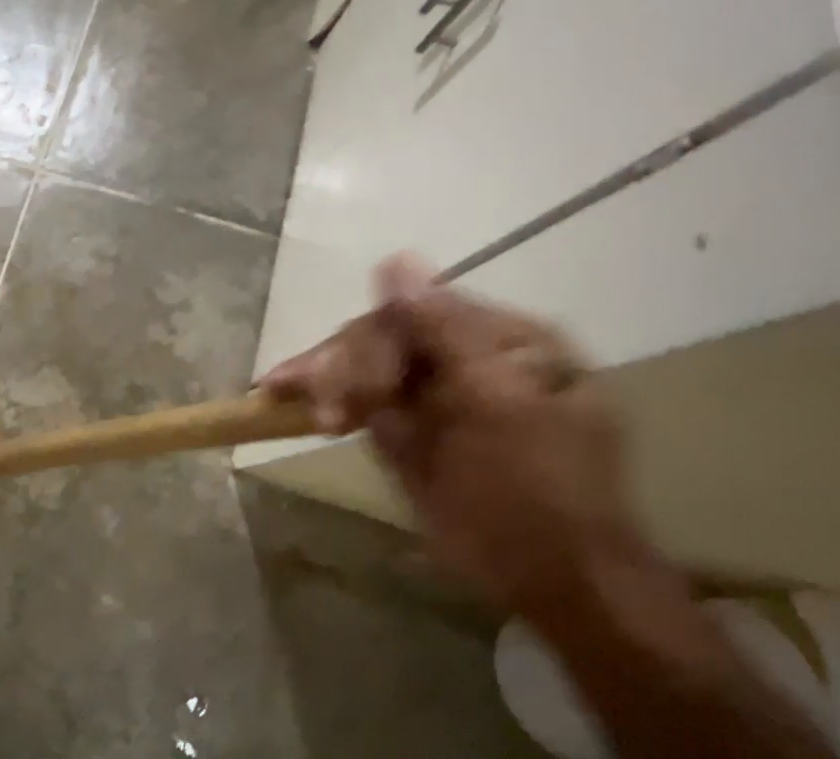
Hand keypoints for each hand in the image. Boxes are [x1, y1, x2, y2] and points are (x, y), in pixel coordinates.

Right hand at [261, 256, 641, 619]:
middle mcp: (467, 355)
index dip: (375, 342)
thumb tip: (397, 259)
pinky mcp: (408, 426)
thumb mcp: (496, 401)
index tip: (355, 389)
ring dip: (326, 383)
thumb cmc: (539, 489)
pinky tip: (287, 400)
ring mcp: (434, 392)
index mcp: (505, 340)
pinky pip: (355, 398)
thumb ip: (443, 328)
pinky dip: (323, 398)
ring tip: (304, 412)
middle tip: (326, 414)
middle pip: (382, 336)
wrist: (552, 579)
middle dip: (347, 369)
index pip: (417, 311)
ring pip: (359, 364)